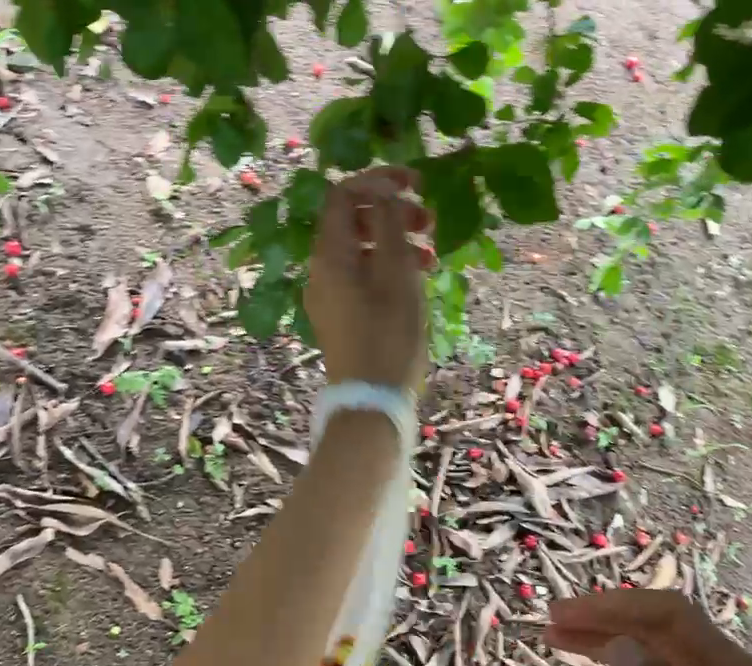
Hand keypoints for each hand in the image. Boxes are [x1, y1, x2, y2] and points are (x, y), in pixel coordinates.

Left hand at [304, 167, 431, 391]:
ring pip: (360, 251)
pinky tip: (417, 279)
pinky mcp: (340, 317)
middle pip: (353, 222)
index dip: (378, 180)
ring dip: (395, 242)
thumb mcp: (395, 271)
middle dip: (391, 213)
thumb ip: (389, 223)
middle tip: (428, 222)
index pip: (344, 195)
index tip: (415, 182)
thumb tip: (384, 188)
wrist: (370, 399)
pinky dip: (387, 269)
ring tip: (431, 255)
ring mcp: (329, 296)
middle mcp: (321, 271)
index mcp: (329, 255)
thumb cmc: (387, 333)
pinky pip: (361, 278)